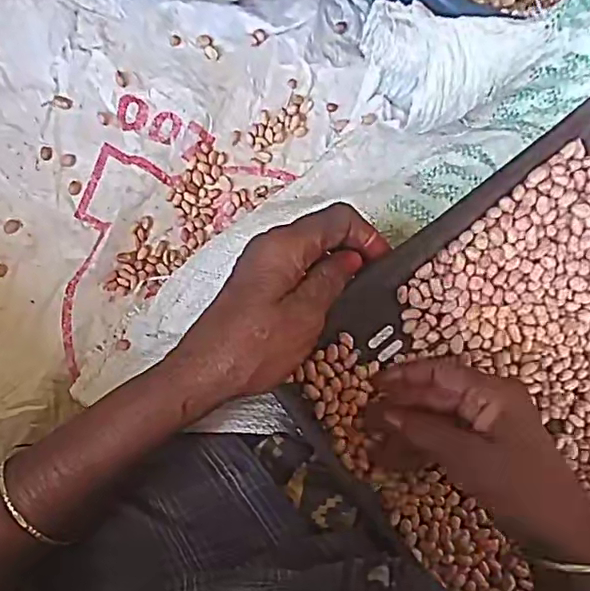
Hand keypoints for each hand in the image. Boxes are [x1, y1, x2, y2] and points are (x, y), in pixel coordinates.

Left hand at [165, 203, 389, 408]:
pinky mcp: (255, 285)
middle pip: (321, 230)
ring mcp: (259, 265)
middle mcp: (269, 246)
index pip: (337, 218)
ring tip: (354, 292)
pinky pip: (293, 269)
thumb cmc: (253, 349)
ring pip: (308, 250)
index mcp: (284, 245)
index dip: (367, 235)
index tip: (384, 262)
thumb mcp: (305, 316)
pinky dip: (315, 277)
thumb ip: (330, 282)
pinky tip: (326, 302)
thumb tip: (349, 260)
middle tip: (374, 278)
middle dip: (353, 247)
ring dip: (334, 264)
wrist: (205, 372)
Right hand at [364, 359, 589, 563]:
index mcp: (493, 392)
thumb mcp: (466, 457)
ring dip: (406, 429)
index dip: (404, 375)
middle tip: (364, 415)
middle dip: (400, 405)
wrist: (558, 529)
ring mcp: (487, 426)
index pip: (441, 372)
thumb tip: (384, 411)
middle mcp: (490, 402)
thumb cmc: (518, 487)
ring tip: (372, 440)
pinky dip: (421, 447)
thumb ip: (423, 431)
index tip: (371, 383)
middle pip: (437, 395)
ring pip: (438, 419)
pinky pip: (446, 440)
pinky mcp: (484, 450)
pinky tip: (394, 458)